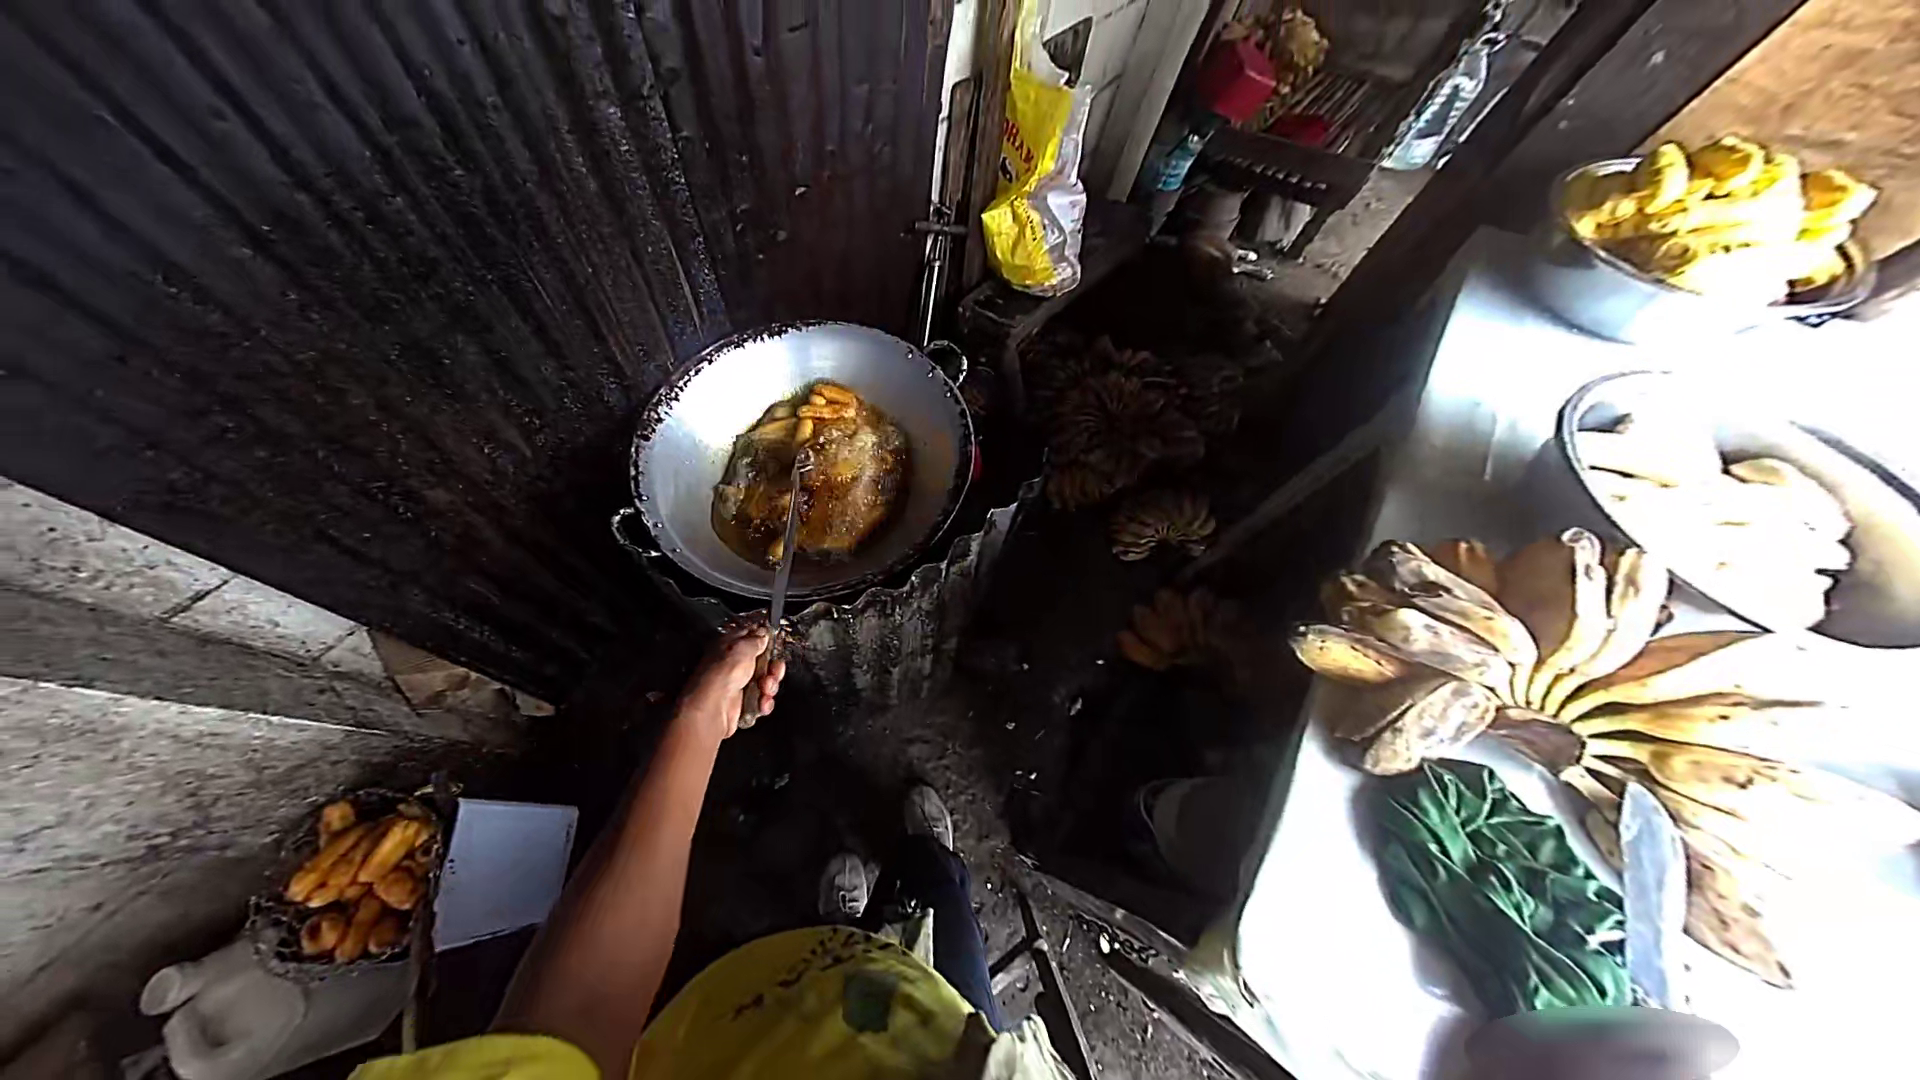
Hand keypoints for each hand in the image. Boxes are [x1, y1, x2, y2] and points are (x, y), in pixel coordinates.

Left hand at [675, 617, 786, 741]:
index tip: (774, 643)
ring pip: (766, 683)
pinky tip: (761, 703)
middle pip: (763, 663)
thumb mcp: (742, 648)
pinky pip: (763, 701)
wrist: (712, 708)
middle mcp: (733, 667)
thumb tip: (763, 635)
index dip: (764, 640)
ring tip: (765, 688)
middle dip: (773, 668)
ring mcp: (738, 687)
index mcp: (729, 648)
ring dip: (770, 686)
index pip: (750, 639)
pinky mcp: (743, 705)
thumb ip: (756, 639)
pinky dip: (765, 703)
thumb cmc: (721, 674)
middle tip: (773, 671)